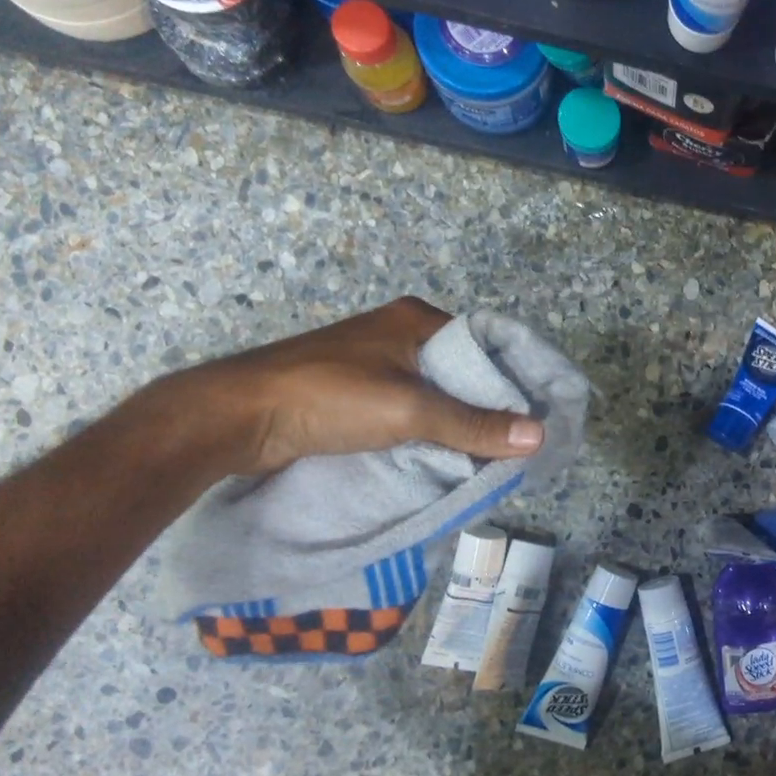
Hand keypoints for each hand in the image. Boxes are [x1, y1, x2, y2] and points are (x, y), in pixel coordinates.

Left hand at [152, 297, 544, 474]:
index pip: (487, 345)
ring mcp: (376, 361)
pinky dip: (429, 428)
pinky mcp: (356, 390)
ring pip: (437, 392)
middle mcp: (400, 333)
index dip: (514, 380)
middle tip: (515, 444)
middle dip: (487, 406)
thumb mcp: (410, 411)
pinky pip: (410, 407)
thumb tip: (540, 436)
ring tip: (486, 455)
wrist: (234, 418)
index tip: (537, 418)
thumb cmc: (329, 398)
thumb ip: (474, 424)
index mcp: (417, 320)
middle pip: (464, 371)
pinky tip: (443, 454)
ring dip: (457, 421)